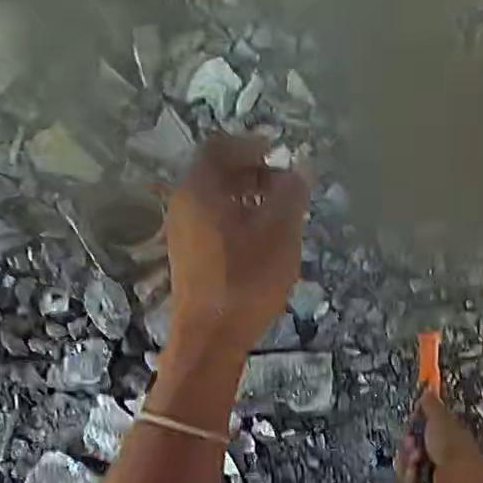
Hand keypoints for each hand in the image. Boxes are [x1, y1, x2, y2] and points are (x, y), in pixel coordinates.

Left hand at [165, 135, 308, 355]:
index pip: (221, 147)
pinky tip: (262, 241)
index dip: (252, 145)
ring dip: (249, 198)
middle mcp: (184, 205)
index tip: (280, 153)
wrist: (210, 338)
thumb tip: (299, 171)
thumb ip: (291, 195)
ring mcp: (183, 233)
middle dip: (254, 173)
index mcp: (200, 190)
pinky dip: (239, 219)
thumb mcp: (279, 233)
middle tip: (286, 186)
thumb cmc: (246, 280)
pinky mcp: (189, 257)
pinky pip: (214, 223)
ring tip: (281, 215)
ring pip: (217, 200)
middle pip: (218, 173)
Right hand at [397, 390, 482, 482]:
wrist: (458, 477)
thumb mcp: (439, 418)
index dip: (411, 426)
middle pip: (407, 446)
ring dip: (407, 461)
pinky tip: (415, 473)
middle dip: (407, 445)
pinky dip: (409, 476)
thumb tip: (427, 387)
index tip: (411, 425)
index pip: (417, 426)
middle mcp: (435, 450)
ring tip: (416, 461)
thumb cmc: (451, 446)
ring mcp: (429, 469)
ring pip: (404, 463)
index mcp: (442, 432)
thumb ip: (431, 404)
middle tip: (412, 445)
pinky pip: (406, 480)